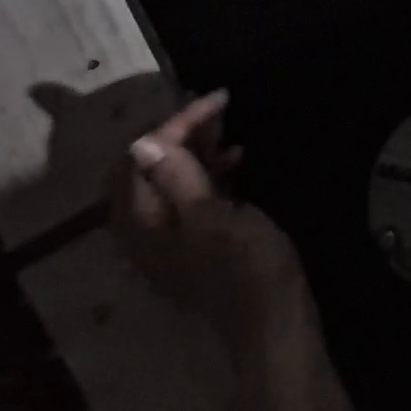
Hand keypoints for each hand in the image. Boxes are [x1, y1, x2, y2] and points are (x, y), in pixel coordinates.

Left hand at [109, 91, 312, 349]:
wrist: (271, 313)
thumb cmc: (244, 262)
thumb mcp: (213, 216)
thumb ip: (178, 179)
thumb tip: (144, 141)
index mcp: (139, 223)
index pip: (142, 158)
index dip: (175, 124)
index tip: (218, 97)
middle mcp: (143, 229)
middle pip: (147, 168)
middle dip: (178, 132)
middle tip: (220, 104)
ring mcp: (168, 236)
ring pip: (168, 179)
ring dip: (194, 148)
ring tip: (230, 126)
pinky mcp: (195, 239)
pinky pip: (188, 192)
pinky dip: (207, 169)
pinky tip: (237, 159)